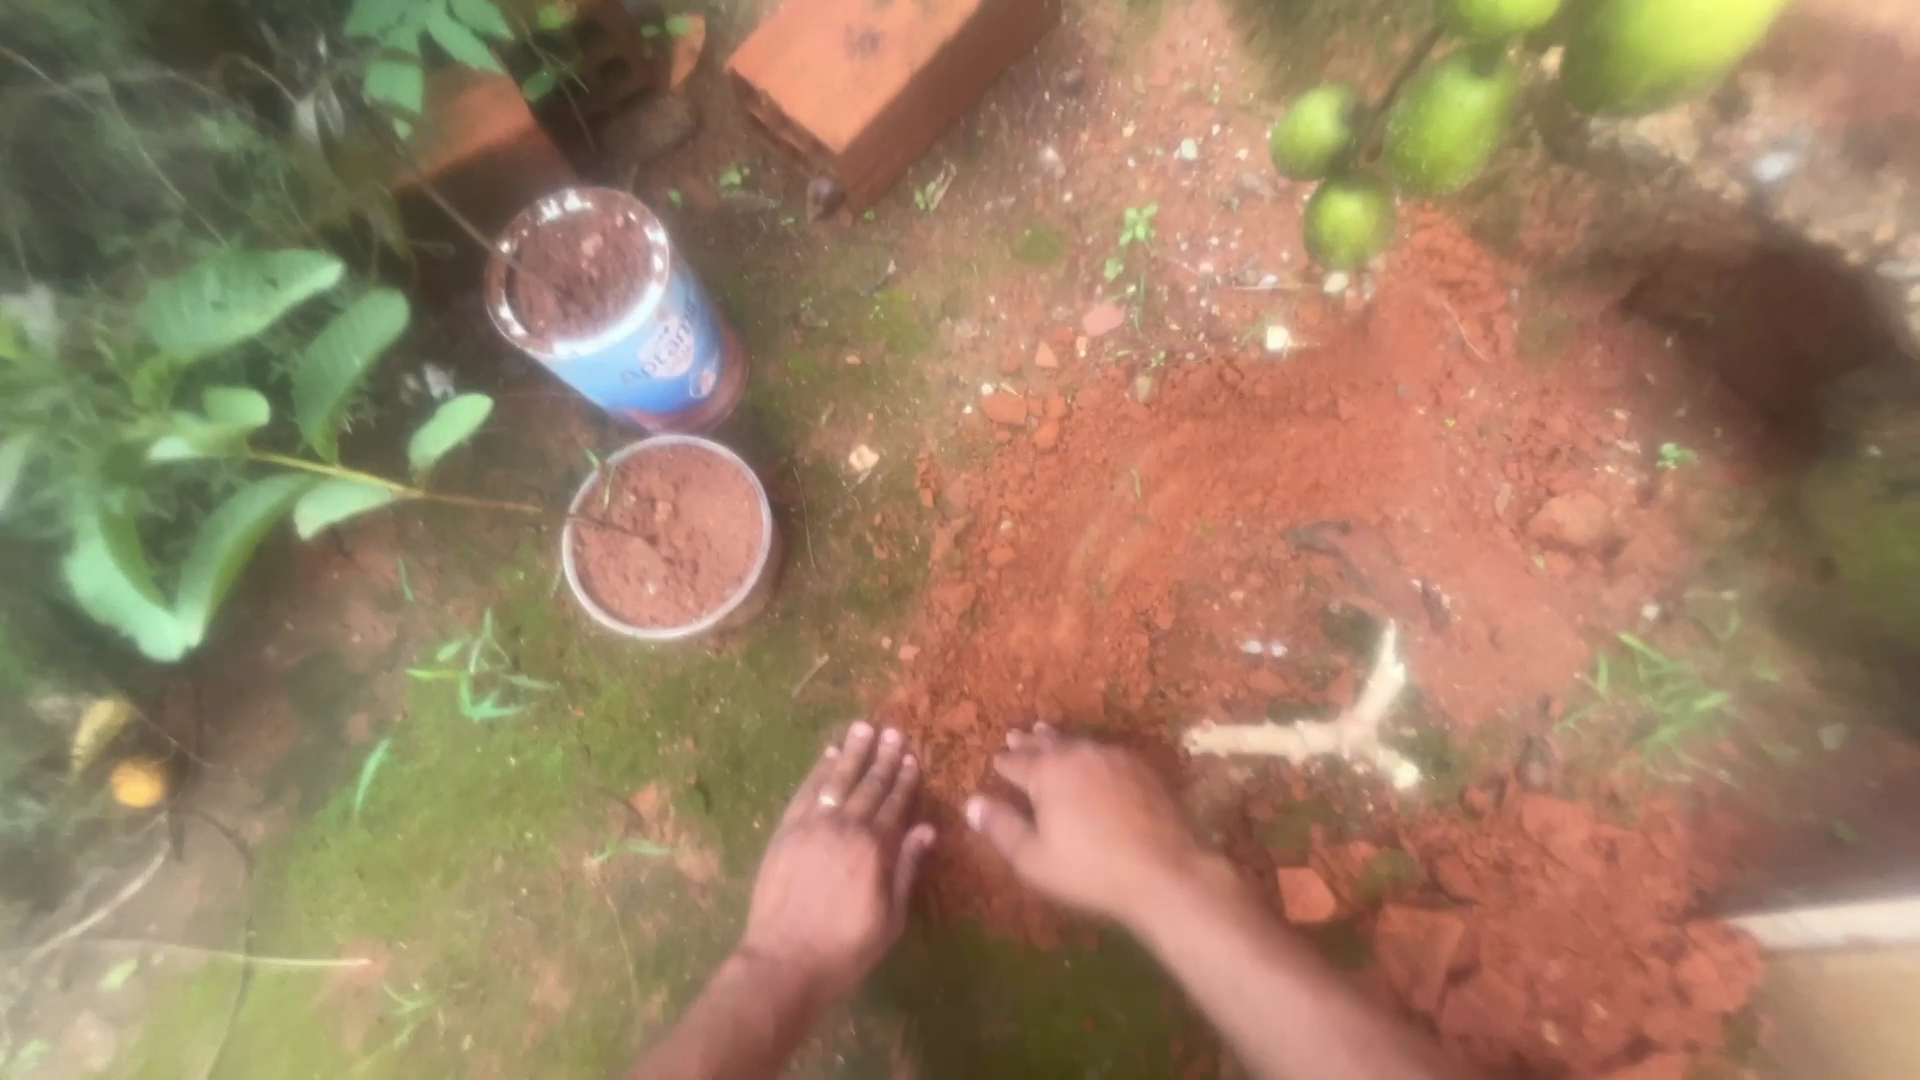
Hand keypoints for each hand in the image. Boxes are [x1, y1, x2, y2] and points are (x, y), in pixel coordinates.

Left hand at [735, 722, 935, 1002]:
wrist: (783, 962)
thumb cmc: (844, 949)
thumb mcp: (889, 919)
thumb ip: (906, 869)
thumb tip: (926, 830)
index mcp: (875, 848)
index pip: (895, 804)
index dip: (905, 780)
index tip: (912, 757)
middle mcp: (846, 827)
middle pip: (869, 785)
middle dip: (883, 757)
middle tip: (894, 732)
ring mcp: (812, 825)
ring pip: (837, 779)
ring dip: (852, 752)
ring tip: (864, 728)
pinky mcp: (786, 830)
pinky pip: (806, 791)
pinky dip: (818, 770)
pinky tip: (828, 755)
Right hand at [965, 724, 1204, 924]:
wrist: (1163, 869)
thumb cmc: (1090, 870)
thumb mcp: (1034, 859)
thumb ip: (1001, 828)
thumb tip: (972, 803)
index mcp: (1046, 773)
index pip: (1016, 763)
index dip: (1004, 763)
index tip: (996, 760)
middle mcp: (1076, 754)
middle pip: (1045, 744)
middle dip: (1028, 742)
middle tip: (1015, 735)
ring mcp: (1111, 756)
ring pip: (1076, 742)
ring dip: (1058, 740)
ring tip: (1047, 734)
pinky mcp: (1139, 766)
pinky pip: (1104, 750)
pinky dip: (1089, 751)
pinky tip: (1092, 757)